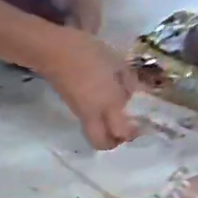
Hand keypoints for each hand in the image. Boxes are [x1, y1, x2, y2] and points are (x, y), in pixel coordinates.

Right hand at [37, 27, 137, 150]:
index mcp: (108, 103)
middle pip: (101, 143)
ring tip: (116, 116)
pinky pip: (88, 122)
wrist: (55, 53)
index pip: (121, 131)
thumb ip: (128, 82)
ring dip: (105, 131)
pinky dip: (98, 120)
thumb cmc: (89, 54)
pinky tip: (103, 103)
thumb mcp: (117, 63)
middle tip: (123, 131)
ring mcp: (81, 113)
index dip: (132, 133)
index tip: (141, 127)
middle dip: (113, 143)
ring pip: (94, 134)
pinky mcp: (72, 108)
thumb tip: (130, 96)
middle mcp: (94, 115)